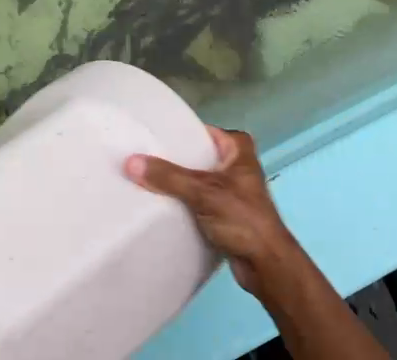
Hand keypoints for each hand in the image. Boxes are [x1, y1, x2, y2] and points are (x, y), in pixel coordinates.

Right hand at [124, 126, 301, 298]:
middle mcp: (234, 163)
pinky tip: (157, 203)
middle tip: (138, 157)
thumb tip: (130, 162)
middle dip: (170, 159)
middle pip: (194, 155)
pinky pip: (195, 199)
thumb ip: (168, 177)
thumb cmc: (242, 219)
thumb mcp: (204, 192)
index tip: (145, 135)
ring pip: (193, 179)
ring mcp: (229, 189)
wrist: (266, 265)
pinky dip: (180, 201)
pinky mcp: (222, 212)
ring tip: (141, 178)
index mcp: (237, 147)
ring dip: (174, 182)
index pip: (198, 131)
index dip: (174, 133)